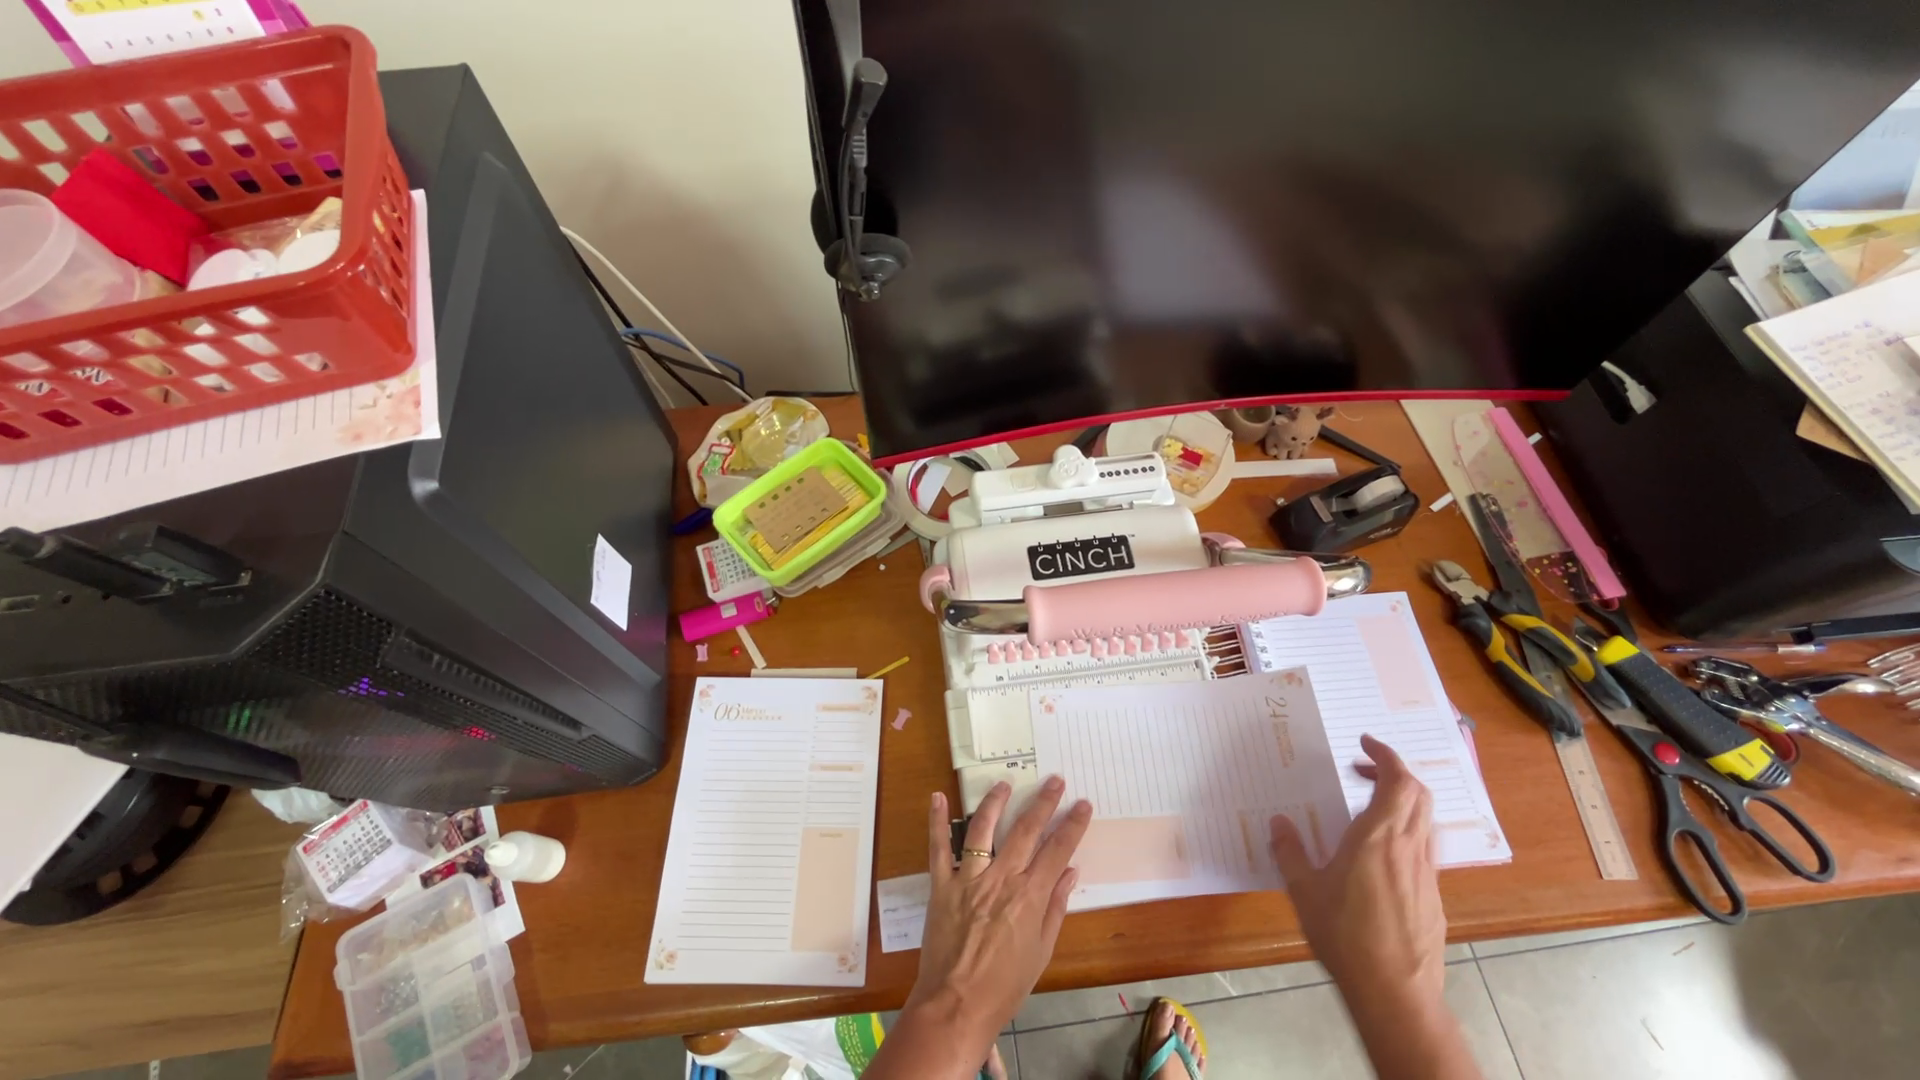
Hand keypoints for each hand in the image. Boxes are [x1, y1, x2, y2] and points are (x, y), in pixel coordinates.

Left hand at [907, 777, 1091, 1042]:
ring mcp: (968, 878)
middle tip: (1055, 780)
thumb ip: (1055, 907)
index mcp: (1030, 895)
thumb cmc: (1005, 985)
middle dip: (1043, 802)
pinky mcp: (941, 885)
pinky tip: (938, 798)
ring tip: (1005, 783)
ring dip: (996, 802)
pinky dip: (937, 821)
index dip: (1072, 824)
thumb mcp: (1042, 950)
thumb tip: (1070, 871)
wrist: (956, 1005)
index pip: (1057, 850)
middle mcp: (1001, 878)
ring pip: (982, 828)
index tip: (1082, 804)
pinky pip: (938, 847)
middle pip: (1025, 830)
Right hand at [1269, 735, 1445, 1008]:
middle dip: (1394, 772)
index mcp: (1378, 836)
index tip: (1364, 742)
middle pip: (1418, 793)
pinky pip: (1423, 847)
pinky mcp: (1432, 895)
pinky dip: (1405, 831)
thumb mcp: (1304, 890)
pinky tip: (1380, 854)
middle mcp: (1409, 846)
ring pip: (1425, 819)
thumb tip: (1279, 822)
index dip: (1386, 754)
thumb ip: (1290, 851)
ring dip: (1402, 801)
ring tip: (1370, 807)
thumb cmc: (1345, 934)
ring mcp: (1426, 872)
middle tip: (1362, 769)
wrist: (1395, 991)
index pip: (1398, 780)